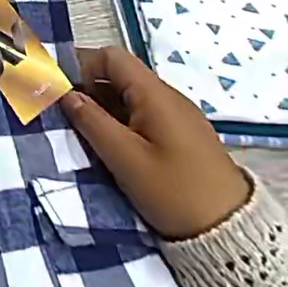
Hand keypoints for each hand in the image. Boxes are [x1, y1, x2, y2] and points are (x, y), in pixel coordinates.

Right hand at [58, 47, 252, 239]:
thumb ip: (94, 124)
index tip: (57, 91)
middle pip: (119, 76)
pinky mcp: (180, 135)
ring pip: (129, 98)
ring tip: (80, 136)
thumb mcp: (126, 160)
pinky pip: (142, 116)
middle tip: (62, 117)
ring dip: (103, 110)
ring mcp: (175, 115)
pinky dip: (120, 124)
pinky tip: (109, 149)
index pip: (111, 58)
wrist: (230, 229)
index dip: (82, 67)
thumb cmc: (174, 192)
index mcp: (153, 93)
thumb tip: (67, 95)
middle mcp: (165, 95)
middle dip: (88, 90)